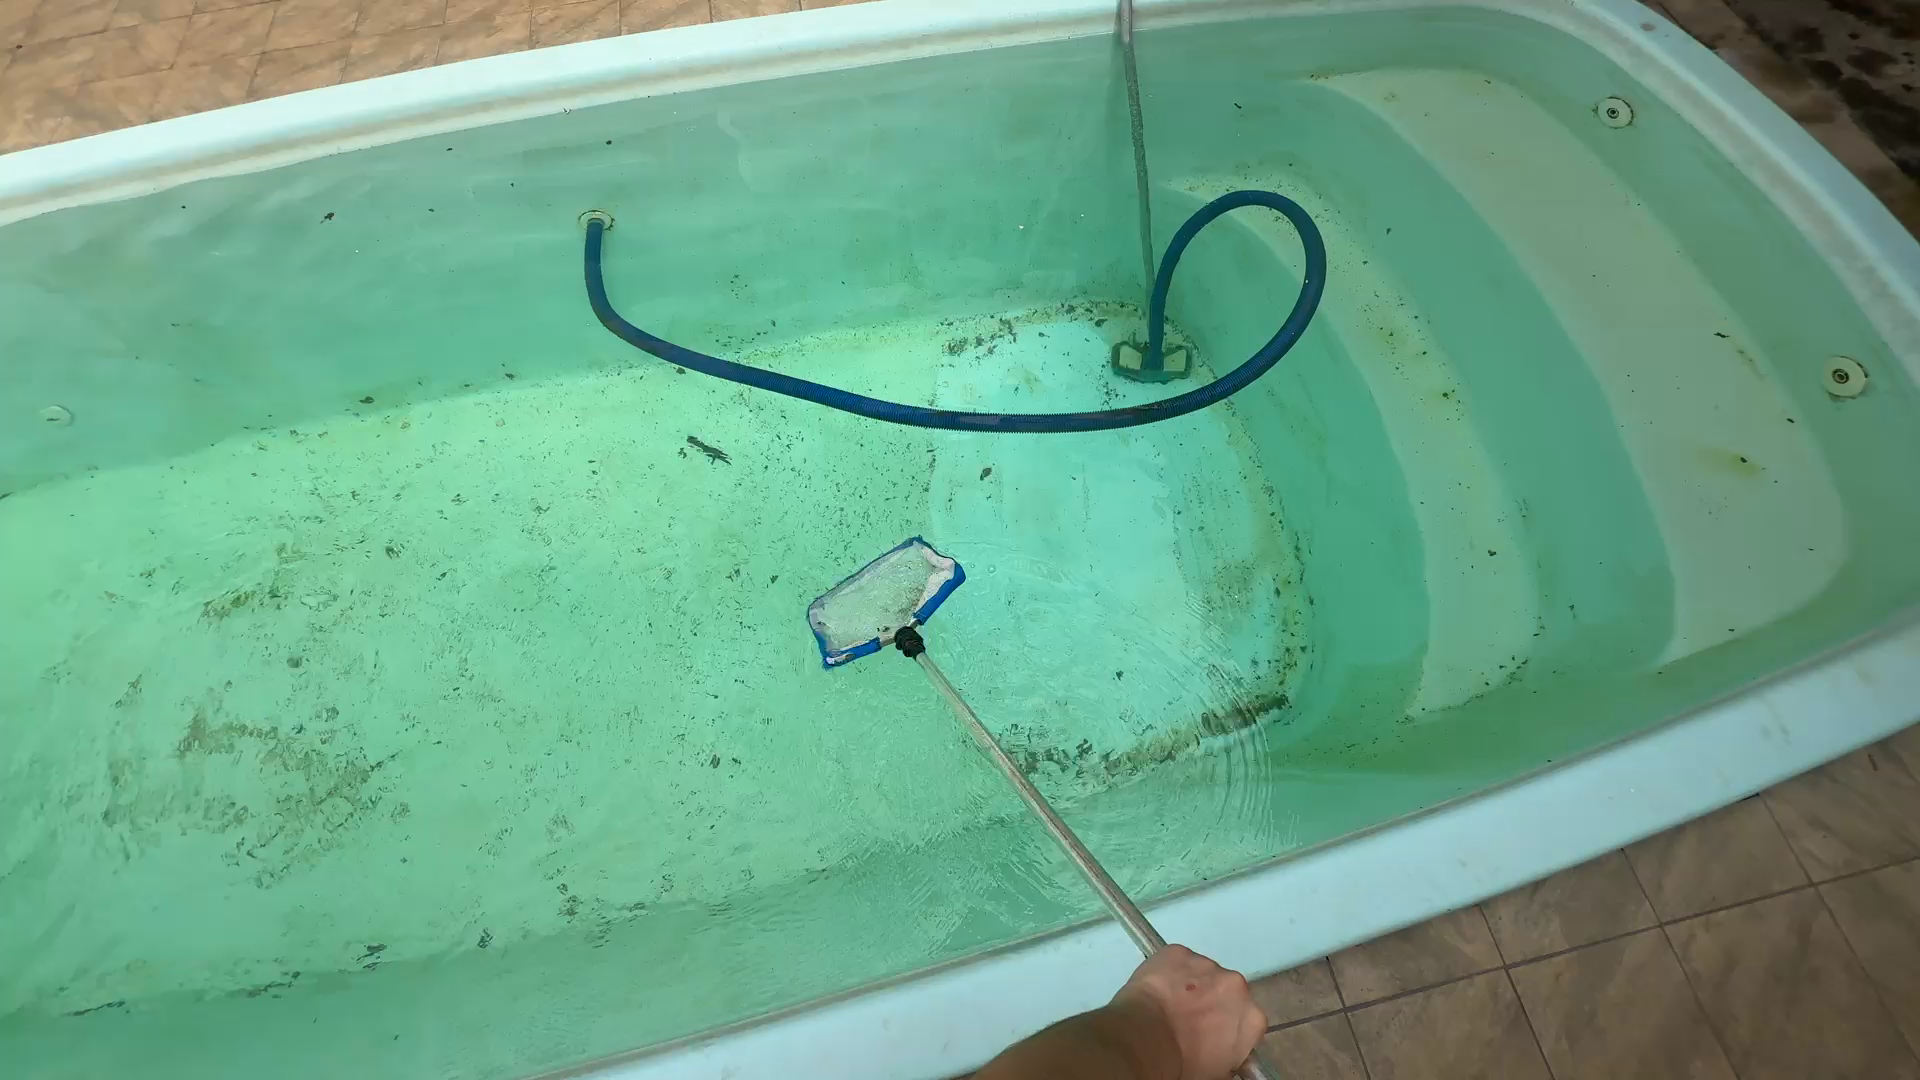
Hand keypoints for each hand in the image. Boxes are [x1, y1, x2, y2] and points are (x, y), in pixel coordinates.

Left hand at [1111, 945, 1265, 1079]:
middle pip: (1226, 990)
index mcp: (1252, 1017)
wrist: (1148, 1037)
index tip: (1214, 1033)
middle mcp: (1235, 984)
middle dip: (1213, 1000)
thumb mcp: (1219, 1071)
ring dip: (1192, 983)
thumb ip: (1231, 1053)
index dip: (1229, 1026)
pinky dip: (1171, 970)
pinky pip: (1178, 960)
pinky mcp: (1178, 950)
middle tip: (1191, 1016)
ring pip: (1202, 972)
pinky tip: (1159, 986)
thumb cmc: (1186, 1062)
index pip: (1246, 1019)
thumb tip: (1224, 1049)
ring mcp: (1205, 962)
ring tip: (1172, 1001)